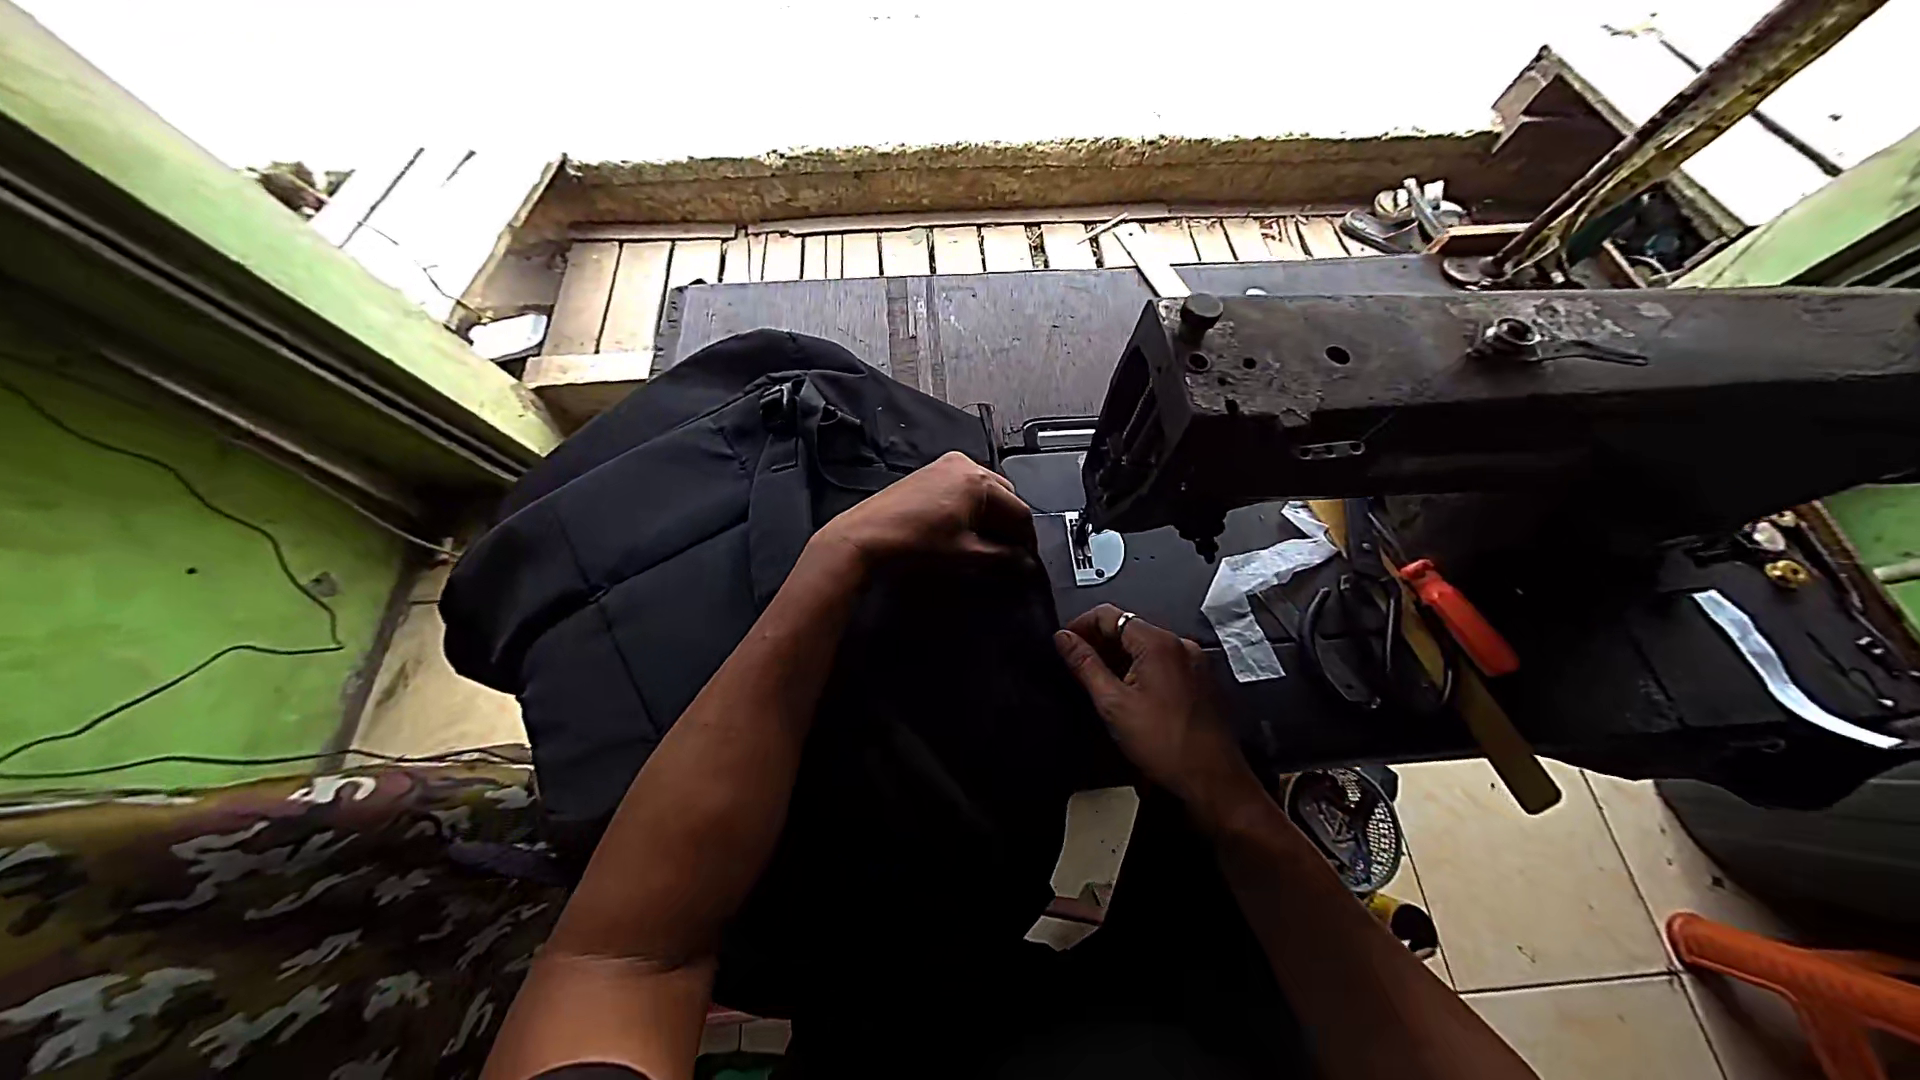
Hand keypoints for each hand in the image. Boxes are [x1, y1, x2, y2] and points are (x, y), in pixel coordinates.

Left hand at [813, 451, 1036, 569]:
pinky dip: (973, 508)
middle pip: (1004, 497)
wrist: (865, 537)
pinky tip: (967, 530)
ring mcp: (945, 465)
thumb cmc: (914, 542)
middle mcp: (965, 464)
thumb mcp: (966, 554)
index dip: (1027, 539)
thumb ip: (1003, 557)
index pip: (1019, 510)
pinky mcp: (930, 473)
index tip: (1028, 559)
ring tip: (989, 544)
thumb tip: (1025, 563)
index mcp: (978, 480)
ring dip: (992, 516)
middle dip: (1010, 525)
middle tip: (1011, 554)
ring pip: (985, 492)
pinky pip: (965, 488)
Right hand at [1055, 605, 1266, 824]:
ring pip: (1144, 646)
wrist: (1212, 780)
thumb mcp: (1112, 703)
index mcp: (1158, 643)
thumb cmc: (1165, 744)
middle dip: (1098, 643)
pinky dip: (1139, 669)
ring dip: (1117, 657)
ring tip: (1098, 683)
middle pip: (1128, 628)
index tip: (1064, 644)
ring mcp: (1193, 661)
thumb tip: (1063, 638)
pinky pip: (1161, 662)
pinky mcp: (1198, 679)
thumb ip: (1084, 664)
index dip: (1081, 625)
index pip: (1110, 615)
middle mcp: (1180, 645)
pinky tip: (1127, 694)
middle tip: (1075, 666)